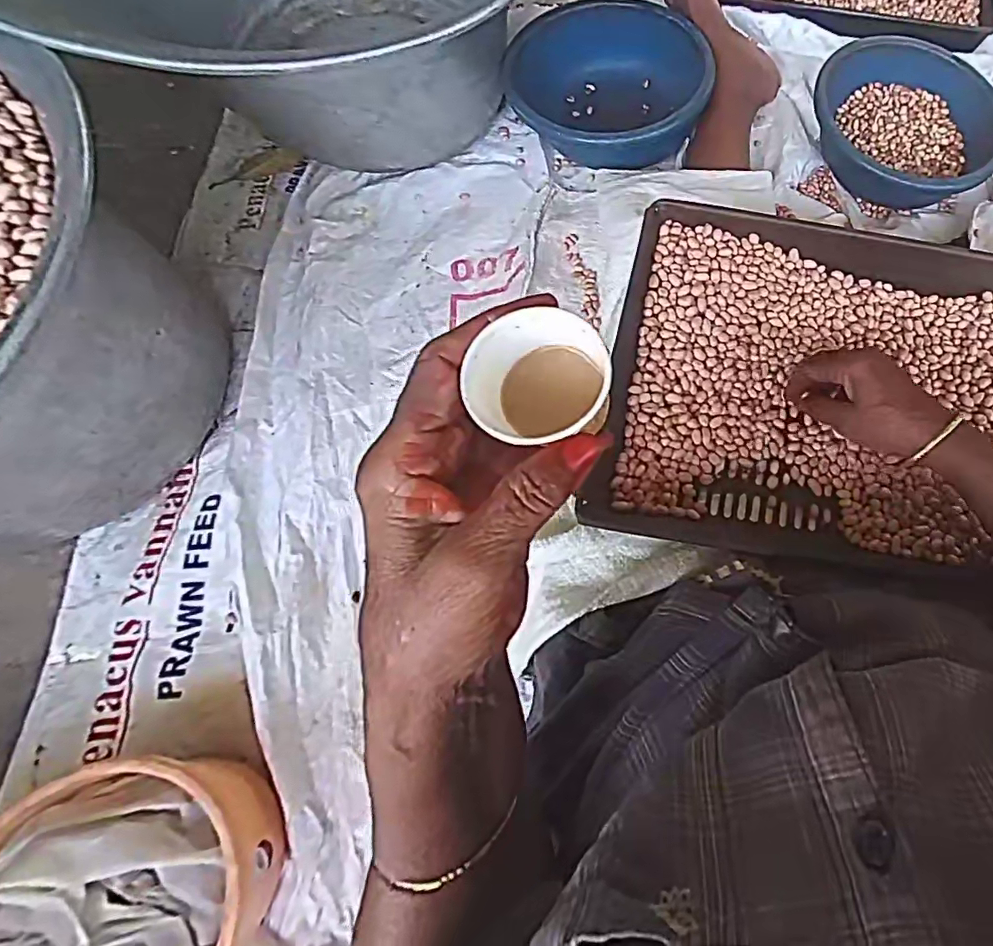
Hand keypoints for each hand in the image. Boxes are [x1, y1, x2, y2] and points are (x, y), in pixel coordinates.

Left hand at [355, 295, 610, 719]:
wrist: (434, 679)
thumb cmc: (427, 624)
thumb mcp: (478, 554)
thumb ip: (533, 492)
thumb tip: (589, 439)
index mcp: (402, 461)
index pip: (442, 372)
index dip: (485, 332)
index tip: (536, 312)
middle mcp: (429, 459)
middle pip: (478, 387)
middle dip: (525, 360)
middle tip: (577, 344)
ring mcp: (463, 478)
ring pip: (506, 418)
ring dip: (545, 398)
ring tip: (590, 379)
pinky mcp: (491, 498)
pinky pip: (527, 452)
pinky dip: (557, 438)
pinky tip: (586, 428)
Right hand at [786, 348, 956, 459]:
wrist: (931, 433)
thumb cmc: (889, 427)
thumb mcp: (847, 421)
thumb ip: (819, 407)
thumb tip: (802, 401)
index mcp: (853, 363)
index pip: (813, 366)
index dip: (797, 382)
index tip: (788, 398)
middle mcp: (865, 355)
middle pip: (826, 362)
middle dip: (809, 380)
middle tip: (799, 401)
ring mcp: (878, 362)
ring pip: (841, 366)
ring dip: (825, 383)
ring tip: (816, 405)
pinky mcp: (887, 372)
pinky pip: (855, 371)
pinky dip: (842, 383)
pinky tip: (838, 402)